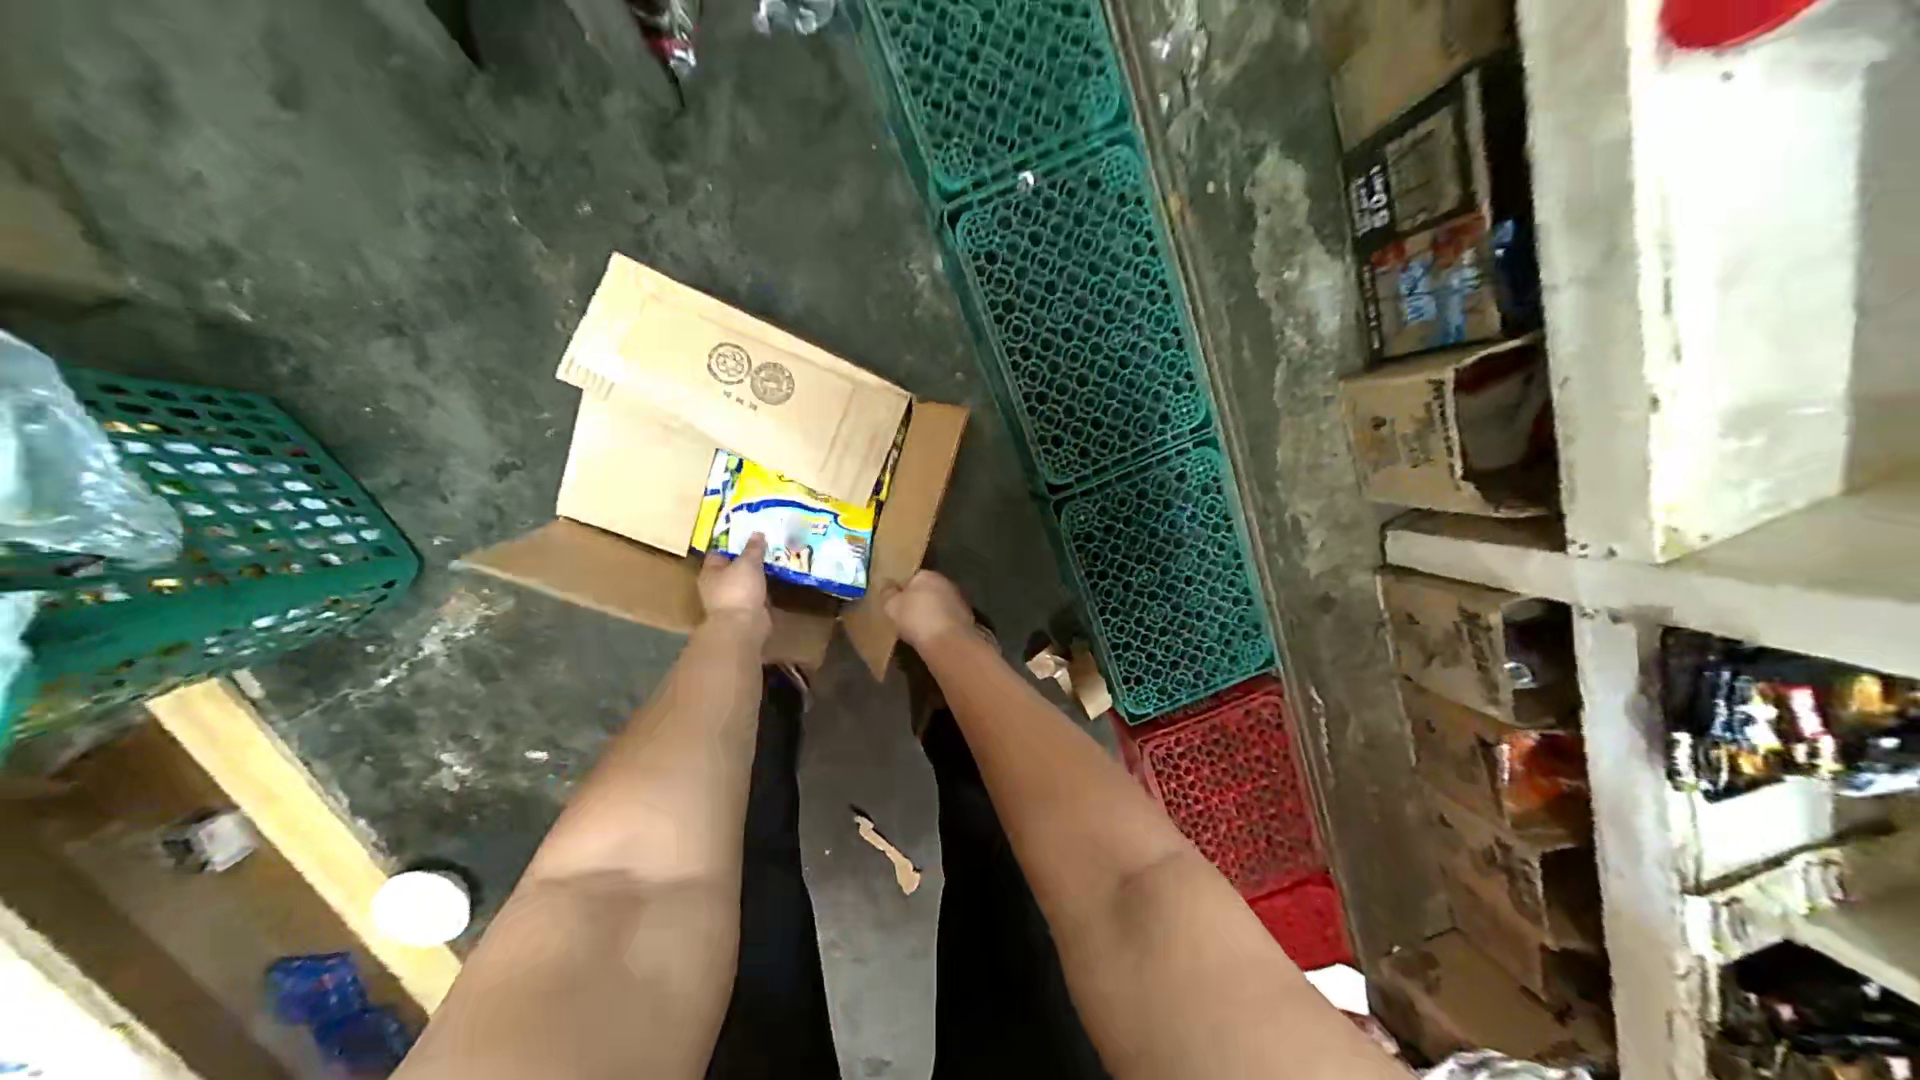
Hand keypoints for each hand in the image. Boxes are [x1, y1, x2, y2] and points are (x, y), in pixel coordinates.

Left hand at [699, 533, 768, 627]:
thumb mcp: (747, 563)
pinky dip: (766, 588)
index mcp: (710, 571)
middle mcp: (718, 585)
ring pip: (747, 581)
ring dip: (758, 574)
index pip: (719, 552)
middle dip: (748, 558)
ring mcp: (732, 599)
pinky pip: (757, 593)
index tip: (749, 533)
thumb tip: (757, 533)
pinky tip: (778, 578)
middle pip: (733, 566)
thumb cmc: (738, 589)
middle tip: (766, 544)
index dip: (732, 542)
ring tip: (775, 558)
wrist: (744, 625)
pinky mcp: (747, 610)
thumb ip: (753, 548)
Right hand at [880, 570, 975, 648]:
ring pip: (939, 606)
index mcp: (928, 575)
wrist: (948, 642)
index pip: (913, 577)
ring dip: (931, 614)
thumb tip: (885, 583)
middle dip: (918, 601)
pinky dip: (940, 626)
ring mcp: (959, 601)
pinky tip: (932, 637)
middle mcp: (946, 583)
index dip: (903, 589)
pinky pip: (947, 620)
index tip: (895, 602)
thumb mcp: (892, 605)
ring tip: (918, 629)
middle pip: (928, 591)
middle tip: (905, 616)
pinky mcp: (966, 619)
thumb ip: (888, 592)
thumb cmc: (916, 618)